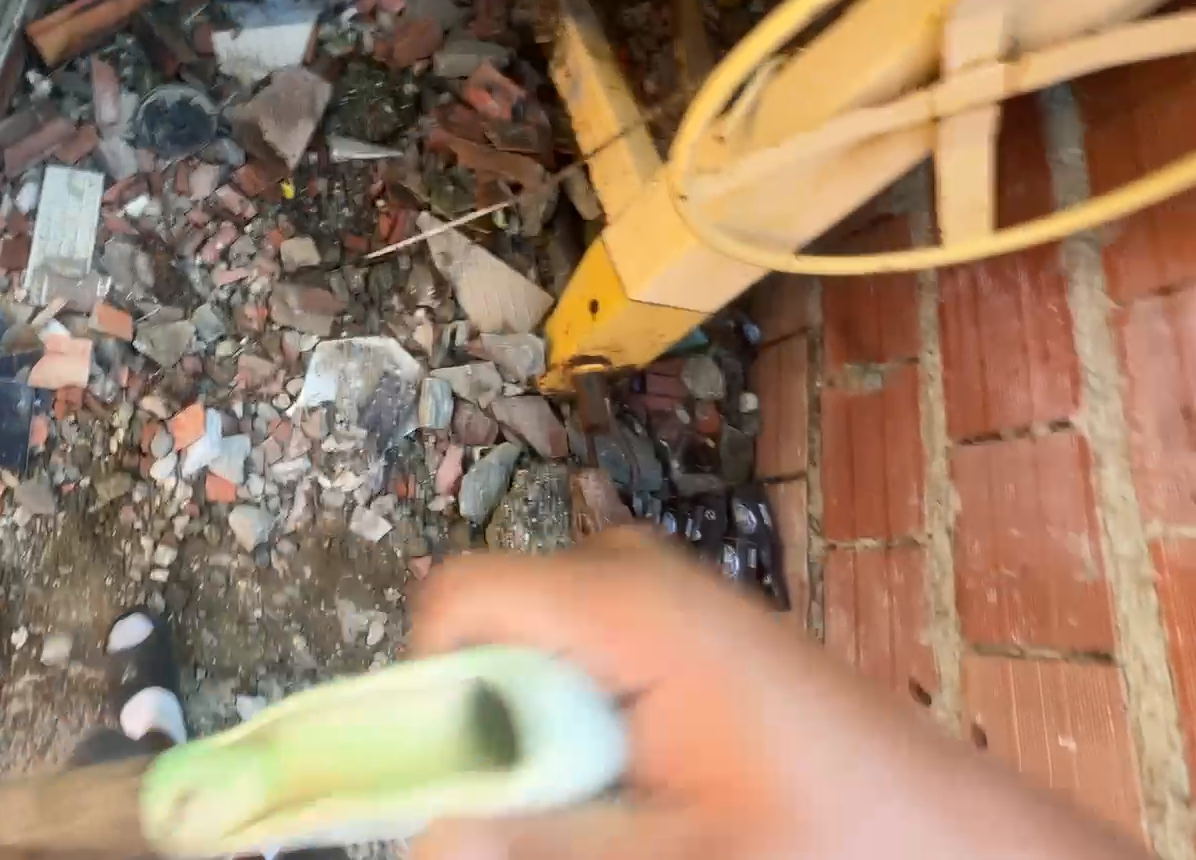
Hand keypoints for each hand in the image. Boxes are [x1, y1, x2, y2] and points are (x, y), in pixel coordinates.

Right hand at [409, 529, 1147, 859]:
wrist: (974, 849)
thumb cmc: (844, 849)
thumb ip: (542, 845)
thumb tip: (420, 840)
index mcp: (623, 603)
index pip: (459, 598)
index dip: (432, 682)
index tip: (468, 773)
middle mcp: (620, 565)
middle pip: (485, 621)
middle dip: (490, 713)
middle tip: (555, 798)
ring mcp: (640, 579)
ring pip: (520, 639)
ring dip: (531, 720)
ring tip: (613, 790)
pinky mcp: (656, 607)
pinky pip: (561, 644)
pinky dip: (568, 710)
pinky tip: (636, 765)